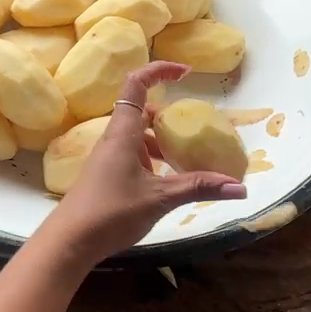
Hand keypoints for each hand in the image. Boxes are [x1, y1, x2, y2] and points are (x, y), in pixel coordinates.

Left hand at [38, 61, 246, 263]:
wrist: (70, 241)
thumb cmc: (111, 212)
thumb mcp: (160, 199)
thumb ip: (199, 188)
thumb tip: (240, 188)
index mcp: (124, 133)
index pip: (138, 85)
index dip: (160, 70)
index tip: (185, 72)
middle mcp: (115, 139)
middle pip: (143, 112)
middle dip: (171, 117)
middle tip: (197, 130)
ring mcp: (109, 158)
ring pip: (140, 137)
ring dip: (164, 142)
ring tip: (190, 158)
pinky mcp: (108, 175)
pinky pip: (135, 156)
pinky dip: (155, 160)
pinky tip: (170, 180)